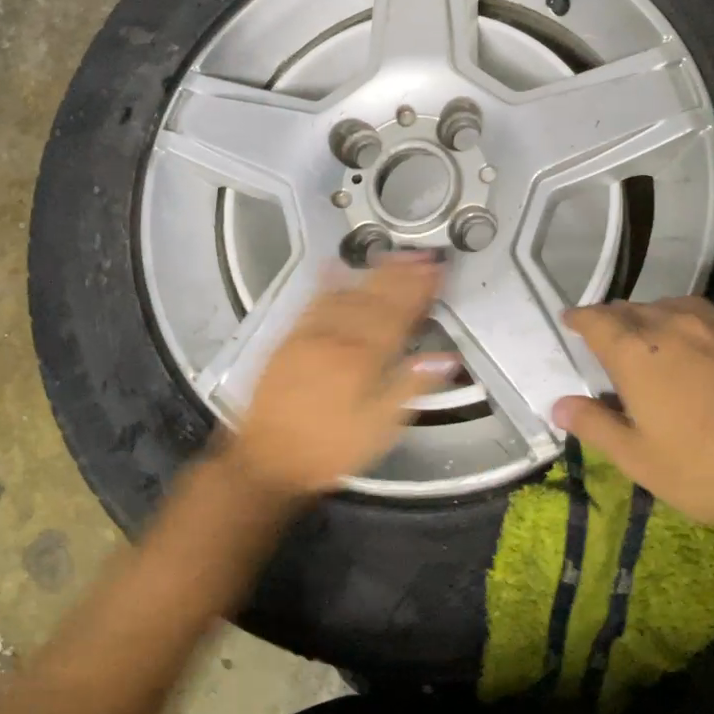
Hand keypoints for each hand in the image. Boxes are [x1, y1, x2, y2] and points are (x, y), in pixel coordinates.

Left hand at [228, 253, 459, 497]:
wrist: (267, 458)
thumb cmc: (329, 449)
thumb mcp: (379, 428)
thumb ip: (411, 387)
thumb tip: (446, 359)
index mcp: (364, 358)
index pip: (399, 314)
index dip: (420, 290)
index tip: (438, 270)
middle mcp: (338, 337)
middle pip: (375, 297)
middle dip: (402, 273)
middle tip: (423, 255)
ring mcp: (311, 334)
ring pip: (348, 293)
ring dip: (373, 272)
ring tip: (394, 256)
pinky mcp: (290, 338)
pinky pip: (314, 301)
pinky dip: (330, 281)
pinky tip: (336, 267)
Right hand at [552, 297, 713, 542]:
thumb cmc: (707, 472)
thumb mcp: (639, 460)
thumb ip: (594, 425)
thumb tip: (559, 404)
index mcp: (638, 353)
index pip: (598, 320)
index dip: (580, 318)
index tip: (570, 318)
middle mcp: (677, 326)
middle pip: (637, 309)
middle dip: (618, 318)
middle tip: (611, 335)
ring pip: (681, 307)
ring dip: (661, 316)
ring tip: (660, 336)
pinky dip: (705, 329)